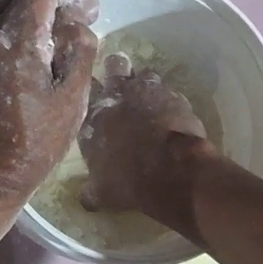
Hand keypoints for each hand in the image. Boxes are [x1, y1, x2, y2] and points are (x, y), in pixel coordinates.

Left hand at [0, 0, 98, 210]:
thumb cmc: (35, 142)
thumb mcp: (72, 98)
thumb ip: (79, 49)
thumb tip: (73, 24)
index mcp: (14, 38)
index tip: (90, 13)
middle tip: (74, 21)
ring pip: (3, 3)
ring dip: (33, 11)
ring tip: (54, 41)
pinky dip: (14, 26)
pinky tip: (30, 55)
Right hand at [79, 53, 210, 215]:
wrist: (171, 172)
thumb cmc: (128, 180)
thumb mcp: (102, 191)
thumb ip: (92, 189)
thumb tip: (85, 198)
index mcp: (95, 114)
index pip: (86, 89)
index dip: (90, 88)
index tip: (93, 92)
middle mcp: (120, 95)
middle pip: (115, 65)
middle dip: (116, 68)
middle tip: (120, 77)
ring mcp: (151, 93)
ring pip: (145, 74)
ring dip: (145, 84)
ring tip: (148, 97)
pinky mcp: (177, 98)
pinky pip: (170, 92)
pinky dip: (168, 101)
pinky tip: (170, 114)